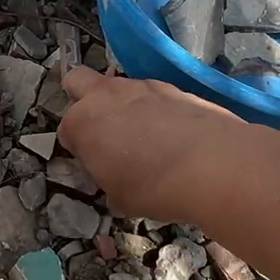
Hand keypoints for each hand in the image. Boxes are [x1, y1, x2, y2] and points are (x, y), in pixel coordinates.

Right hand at [56, 68, 247, 220]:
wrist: (213, 164)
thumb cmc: (153, 186)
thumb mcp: (121, 199)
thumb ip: (111, 184)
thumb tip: (118, 185)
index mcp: (82, 123)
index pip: (67, 130)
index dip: (78, 147)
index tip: (93, 163)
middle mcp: (106, 95)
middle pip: (78, 80)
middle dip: (83, 98)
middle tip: (102, 128)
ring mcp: (142, 86)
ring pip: (121, 87)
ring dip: (126, 106)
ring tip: (148, 139)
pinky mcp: (175, 87)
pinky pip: (155, 96)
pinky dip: (158, 110)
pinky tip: (175, 136)